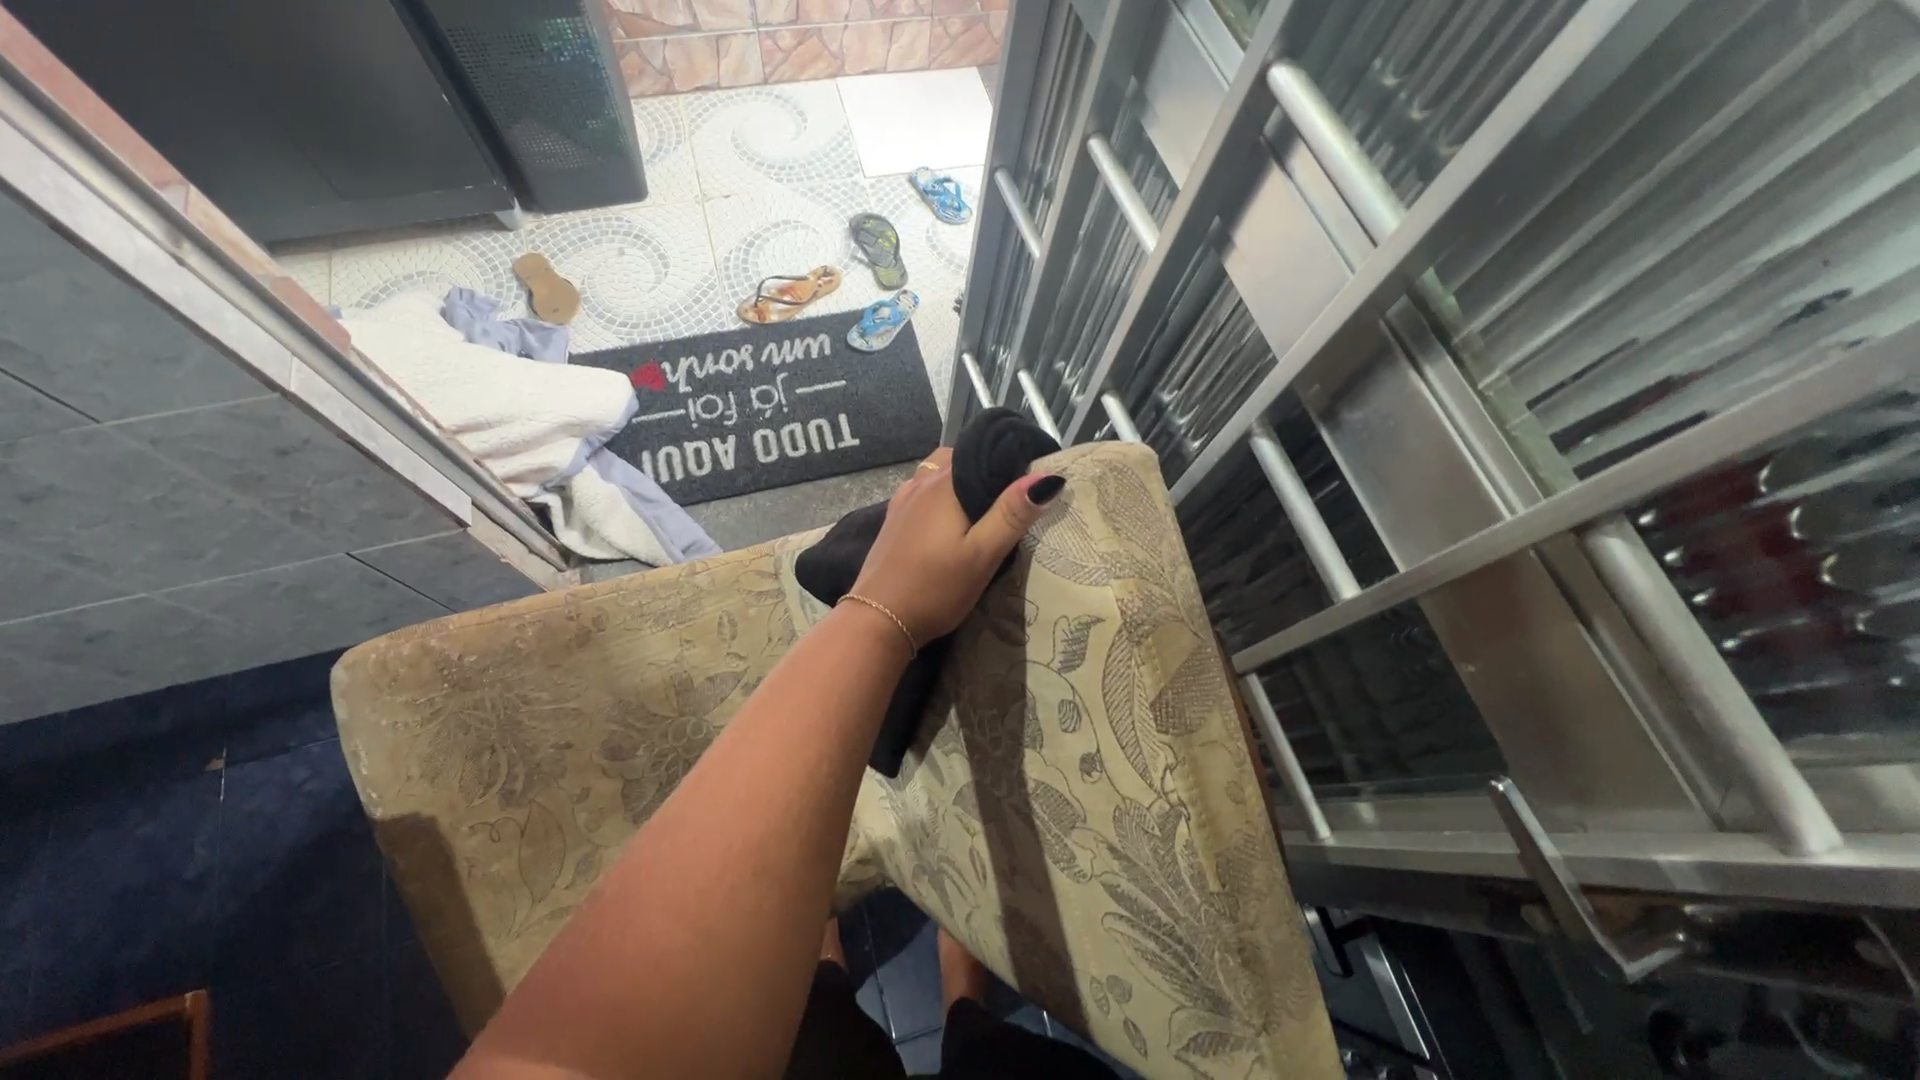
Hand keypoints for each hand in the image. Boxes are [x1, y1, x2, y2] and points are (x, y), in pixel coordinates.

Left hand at [847, 449, 1065, 645]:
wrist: (877, 620)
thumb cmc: (935, 588)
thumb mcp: (982, 555)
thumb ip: (1012, 514)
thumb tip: (1047, 476)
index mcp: (945, 484)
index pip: (983, 450)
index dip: (1009, 457)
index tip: (1033, 476)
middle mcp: (921, 482)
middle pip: (960, 458)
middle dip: (987, 468)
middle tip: (1014, 496)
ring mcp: (903, 500)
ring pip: (938, 474)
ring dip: (962, 482)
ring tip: (985, 508)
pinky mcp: (893, 520)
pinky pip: (924, 493)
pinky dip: (943, 496)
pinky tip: (952, 522)